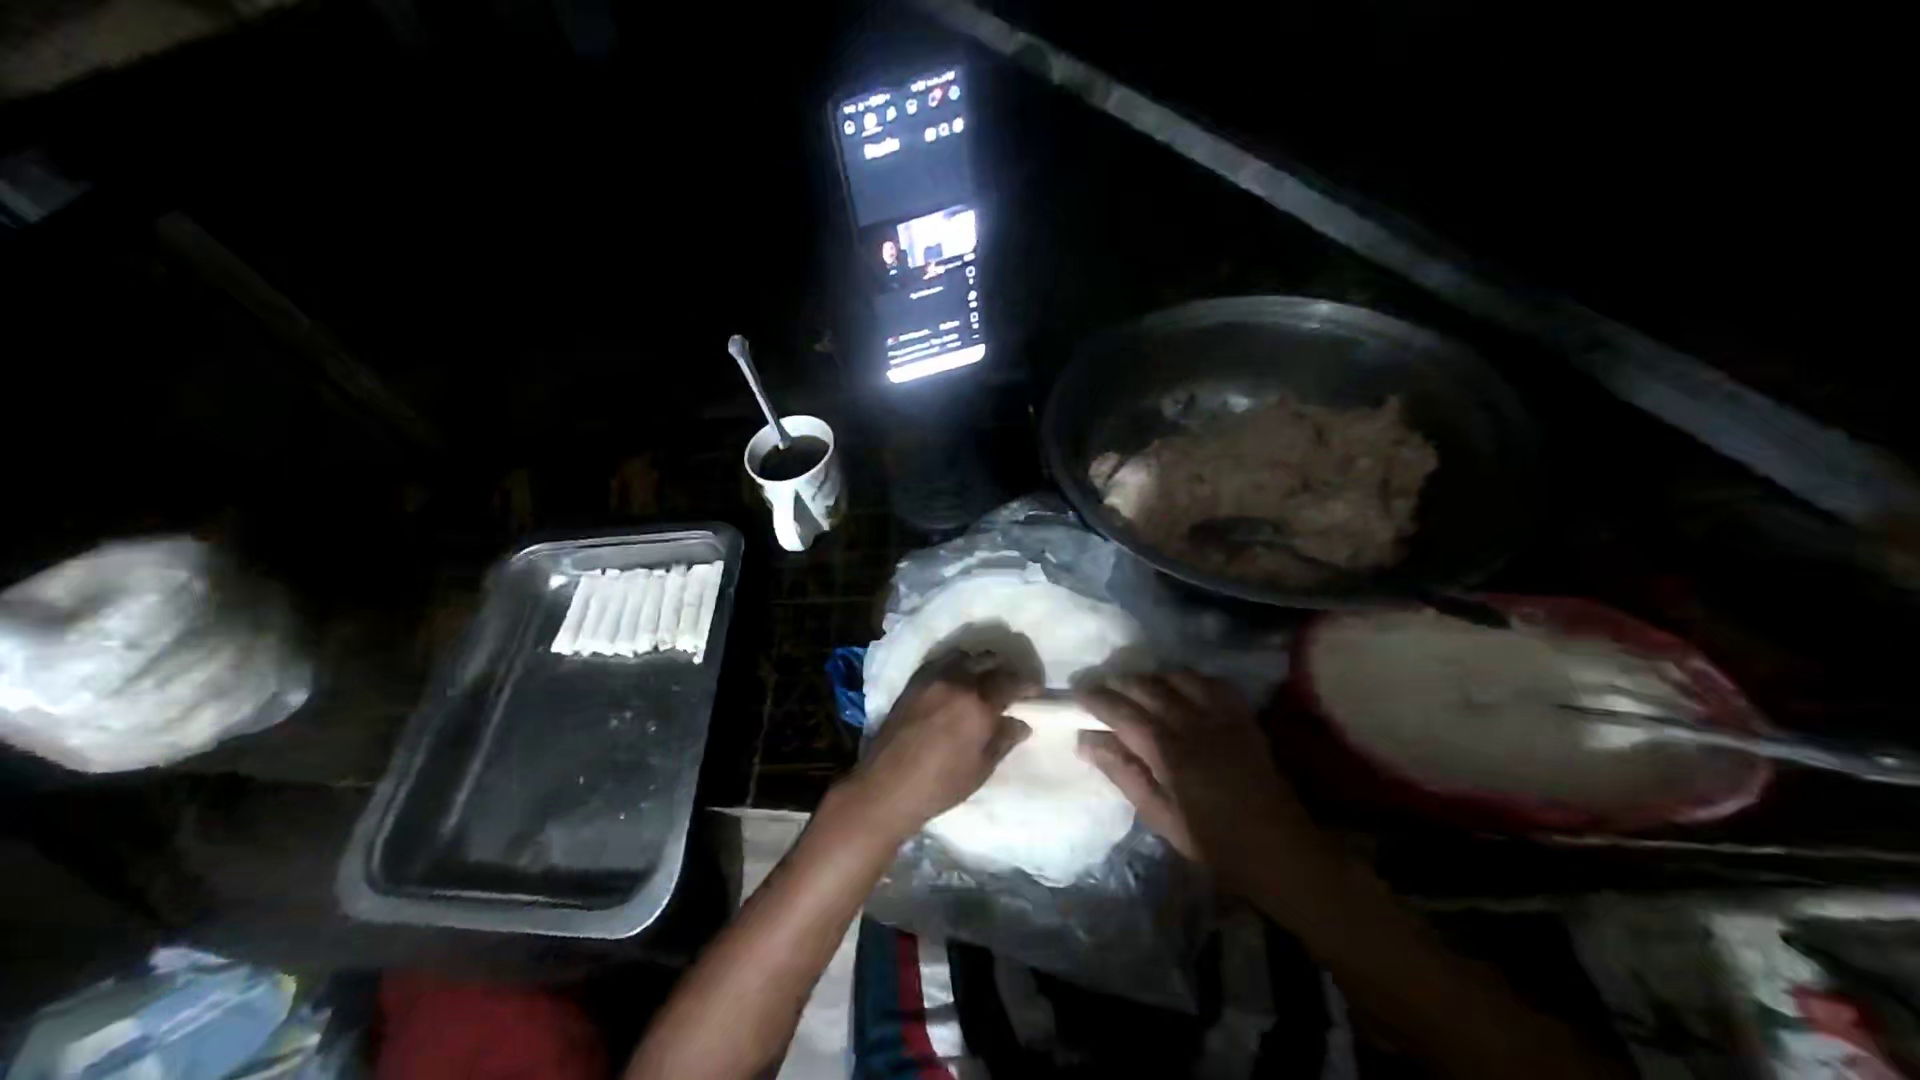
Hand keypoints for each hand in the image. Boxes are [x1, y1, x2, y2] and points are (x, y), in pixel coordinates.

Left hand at [839, 654, 1031, 841]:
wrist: (887, 786)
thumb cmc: (940, 785)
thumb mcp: (981, 768)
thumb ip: (1003, 739)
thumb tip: (1020, 723)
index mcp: (978, 704)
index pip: (1011, 681)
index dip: (1027, 684)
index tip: (1035, 690)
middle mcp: (957, 682)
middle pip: (989, 661)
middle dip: (1005, 670)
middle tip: (1012, 684)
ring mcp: (933, 679)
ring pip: (965, 657)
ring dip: (981, 663)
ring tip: (985, 678)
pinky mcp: (914, 683)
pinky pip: (942, 662)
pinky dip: (957, 665)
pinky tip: (959, 680)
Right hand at [1077, 671, 1317, 890]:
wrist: (1277, 847)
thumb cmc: (1211, 840)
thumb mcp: (1158, 816)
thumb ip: (1123, 773)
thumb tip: (1087, 742)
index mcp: (1169, 752)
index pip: (1124, 713)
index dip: (1098, 700)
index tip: (1080, 694)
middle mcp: (1194, 724)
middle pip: (1149, 687)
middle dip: (1120, 682)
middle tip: (1103, 688)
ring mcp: (1222, 716)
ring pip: (1179, 677)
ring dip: (1153, 677)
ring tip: (1139, 687)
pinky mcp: (1242, 717)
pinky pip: (1213, 682)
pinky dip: (1190, 678)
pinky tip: (1181, 688)